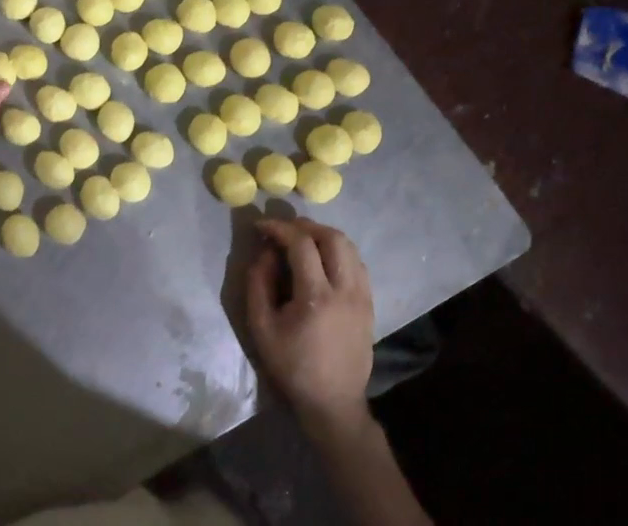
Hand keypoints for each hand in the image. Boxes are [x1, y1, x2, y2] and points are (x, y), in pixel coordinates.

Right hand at [246, 218, 375, 439]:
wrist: (332, 401)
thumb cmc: (291, 364)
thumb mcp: (260, 324)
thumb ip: (258, 281)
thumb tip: (266, 251)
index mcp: (317, 296)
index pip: (302, 243)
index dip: (279, 228)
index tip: (260, 227)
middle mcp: (346, 291)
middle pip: (334, 238)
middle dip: (305, 225)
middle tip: (283, 230)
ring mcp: (363, 298)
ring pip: (350, 248)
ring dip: (324, 236)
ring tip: (300, 241)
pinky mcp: (370, 305)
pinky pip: (357, 265)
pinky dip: (337, 253)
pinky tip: (319, 261)